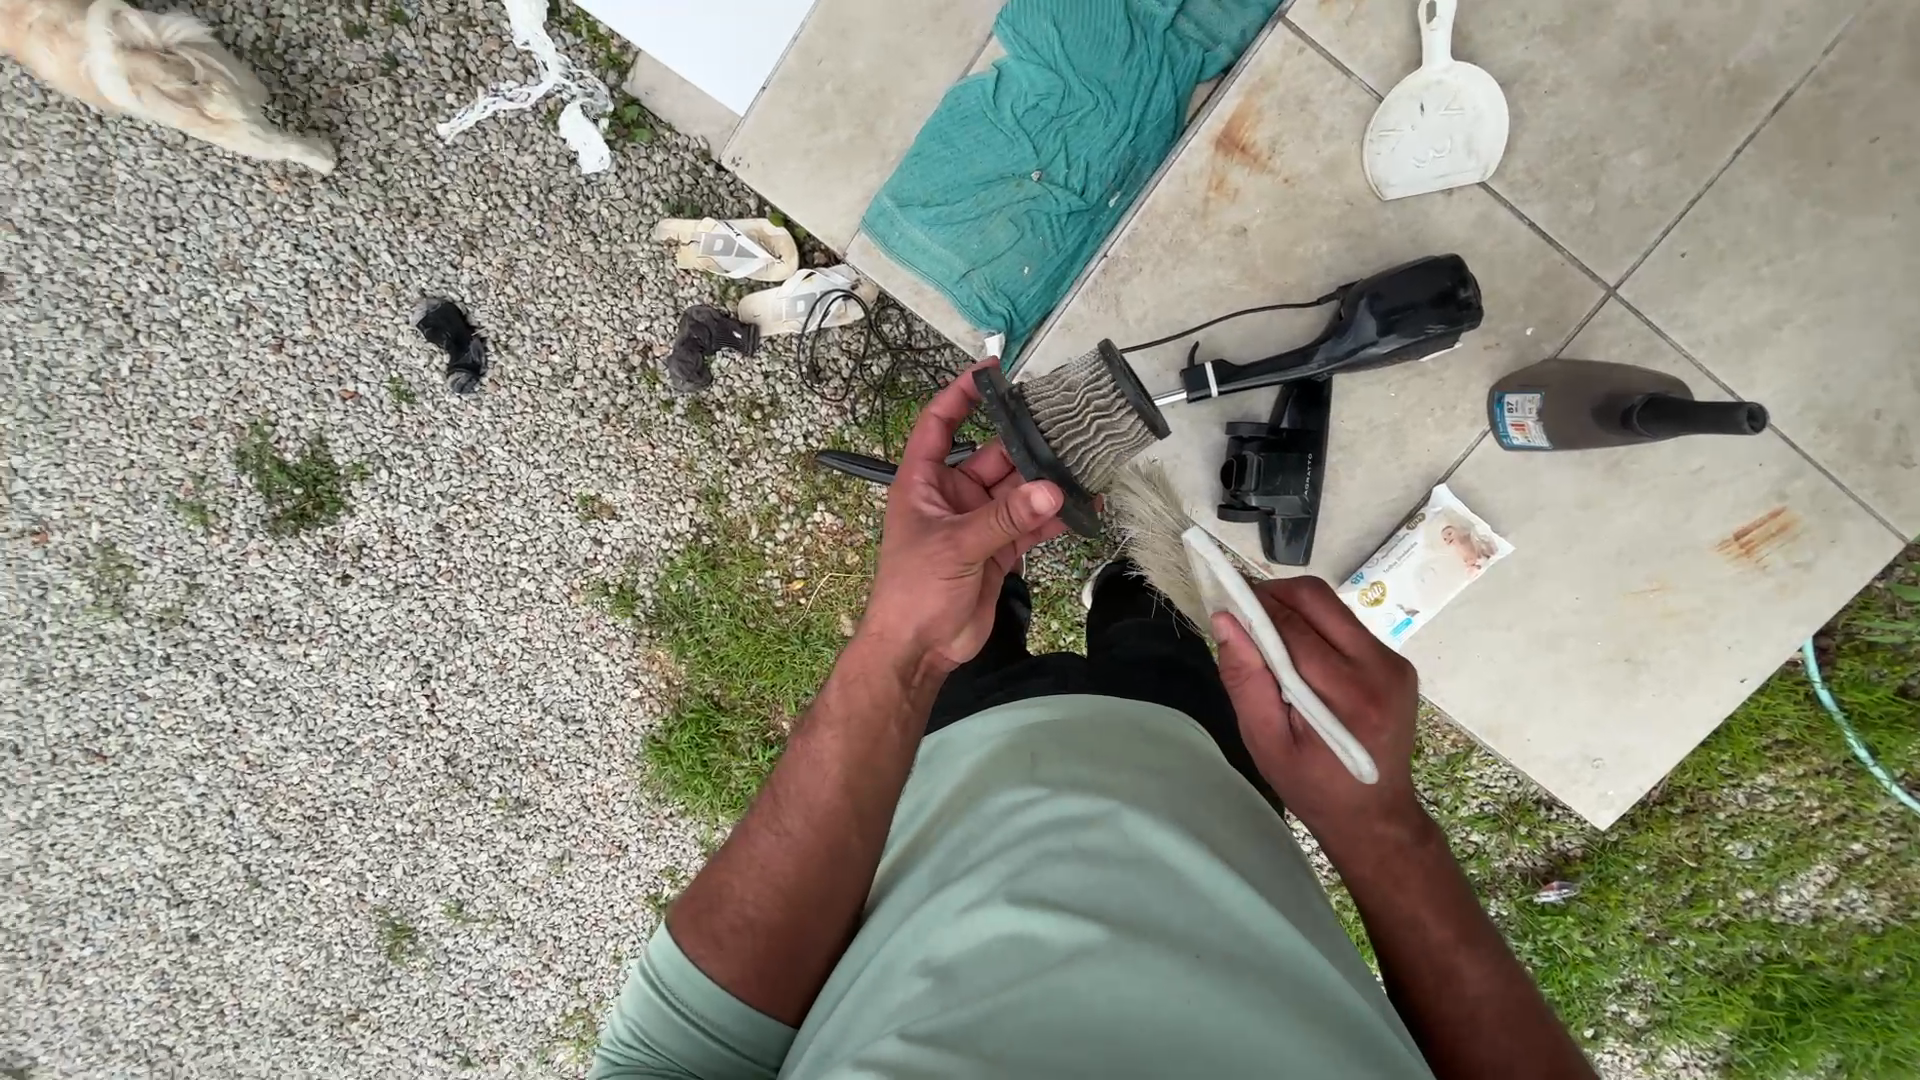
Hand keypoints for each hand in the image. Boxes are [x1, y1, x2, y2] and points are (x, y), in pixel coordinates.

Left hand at [861, 363, 1067, 676]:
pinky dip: (1052, 517)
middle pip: (993, 456)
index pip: (938, 424)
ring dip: (1045, 482)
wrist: (919, 648)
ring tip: (1084, 465)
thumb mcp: (955, 546)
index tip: (991, 373)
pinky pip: (1028, 524)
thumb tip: (1051, 490)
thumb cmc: (913, 590)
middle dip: (1026, 444)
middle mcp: (951, 496)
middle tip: (1066, 426)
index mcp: (923, 482)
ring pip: (1016, 491)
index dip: (960, 395)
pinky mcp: (998, 550)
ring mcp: (977, 522)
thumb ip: (1004, 518)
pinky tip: (1082, 507)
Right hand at [1212, 576, 1427, 857]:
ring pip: (1332, 606)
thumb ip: (1245, 679)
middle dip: (1273, 595)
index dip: (1253, 606)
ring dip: (1292, 609)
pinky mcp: (1395, 663)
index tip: (1223, 602)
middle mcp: (1380, 668)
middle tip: (1241, 613)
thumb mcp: (1264, 741)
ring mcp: (1393, 663)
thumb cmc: (1311, 786)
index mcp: (1348, 694)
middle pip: (1318, 600)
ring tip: (1263, 635)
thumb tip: (1224, 621)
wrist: (1375, 816)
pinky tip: (1294, 653)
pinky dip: (1312, 625)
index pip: (1292, 625)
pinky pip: (1344, 624)